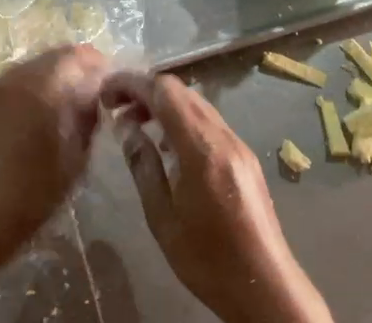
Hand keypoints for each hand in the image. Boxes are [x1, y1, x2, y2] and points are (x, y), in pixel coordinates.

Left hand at [0, 45, 112, 322]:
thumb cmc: (32, 196)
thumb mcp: (74, 160)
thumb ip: (87, 118)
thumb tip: (94, 95)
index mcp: (41, 90)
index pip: (75, 57)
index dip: (95, 63)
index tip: (108, 77)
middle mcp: (13, 79)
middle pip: (50, 57)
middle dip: (73, 67)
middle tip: (90, 88)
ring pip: (28, 67)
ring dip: (50, 76)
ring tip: (64, 101)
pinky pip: (9, 82)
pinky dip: (27, 87)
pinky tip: (34, 112)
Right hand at [108, 74, 331, 322]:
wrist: (266, 289)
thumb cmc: (207, 259)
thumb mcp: (162, 217)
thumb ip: (143, 165)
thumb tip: (126, 126)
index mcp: (202, 149)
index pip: (164, 91)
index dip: (132, 83)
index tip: (106, 91)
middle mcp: (224, 137)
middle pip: (181, 91)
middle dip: (145, 90)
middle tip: (115, 106)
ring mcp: (239, 145)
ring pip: (196, 104)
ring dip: (164, 103)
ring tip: (135, 123)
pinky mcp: (245, 158)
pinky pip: (209, 121)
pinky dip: (182, 119)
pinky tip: (166, 144)